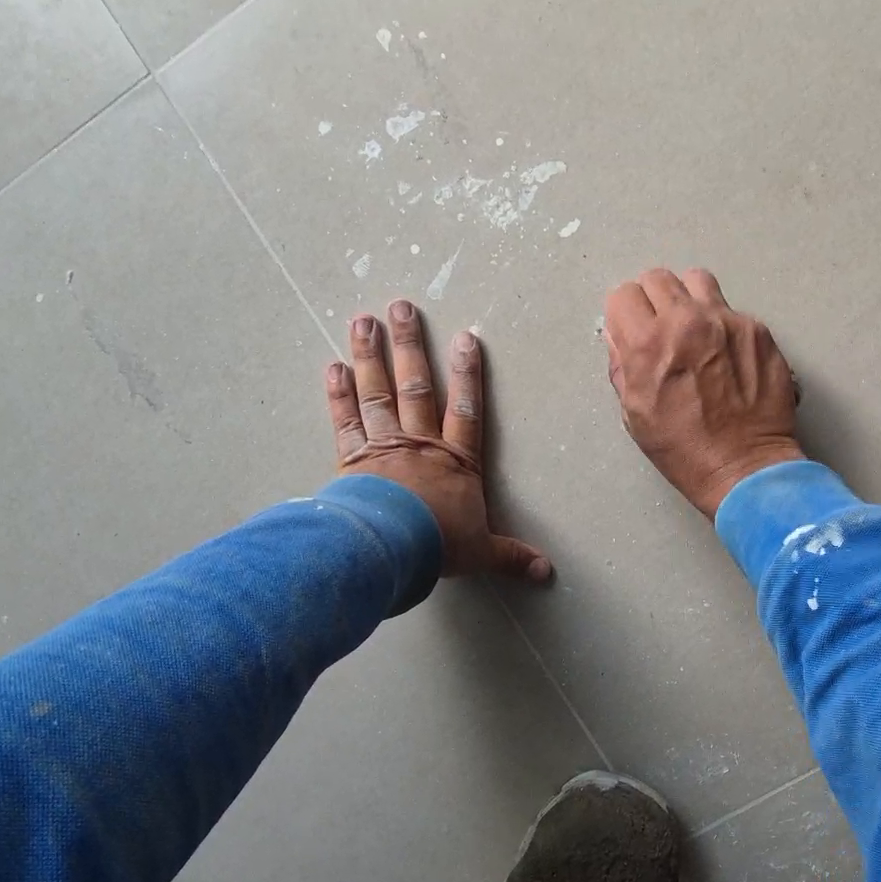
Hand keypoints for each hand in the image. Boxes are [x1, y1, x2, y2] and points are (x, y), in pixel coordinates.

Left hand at [327, 300, 552, 582]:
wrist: (392, 548)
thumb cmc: (440, 546)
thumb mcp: (482, 552)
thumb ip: (511, 557)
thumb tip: (546, 574)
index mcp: (456, 462)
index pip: (466, 409)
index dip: (467, 374)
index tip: (464, 337)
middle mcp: (420, 444)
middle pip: (416, 387)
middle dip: (410, 346)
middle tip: (401, 307)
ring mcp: (384, 446)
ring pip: (378, 394)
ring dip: (370, 356)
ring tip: (363, 320)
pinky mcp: (352, 459)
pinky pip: (346, 421)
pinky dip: (339, 395)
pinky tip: (334, 367)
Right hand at [604, 269, 805, 518]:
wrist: (743, 466)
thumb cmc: (682, 449)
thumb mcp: (634, 414)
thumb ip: (622, 366)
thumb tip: (619, 336)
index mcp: (648, 345)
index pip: (623, 294)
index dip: (623, 314)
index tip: (631, 330)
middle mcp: (687, 322)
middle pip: (658, 278)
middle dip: (652, 301)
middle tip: (661, 329)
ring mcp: (727, 322)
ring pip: (696, 280)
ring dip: (688, 300)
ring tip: (694, 330)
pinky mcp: (757, 330)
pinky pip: (729, 309)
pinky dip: (721, 324)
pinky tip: (725, 355)